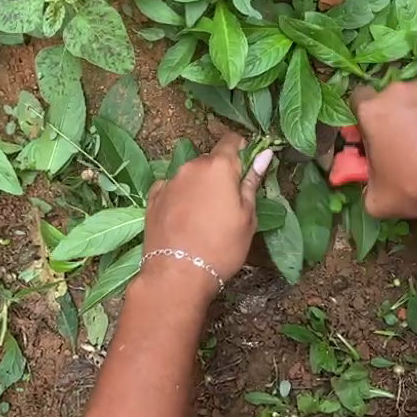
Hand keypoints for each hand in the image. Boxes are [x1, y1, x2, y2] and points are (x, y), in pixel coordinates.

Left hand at [141, 134, 270, 295]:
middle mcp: (191, 166)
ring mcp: (169, 182)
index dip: (243, 152)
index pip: (232, 140)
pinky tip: (184, 219)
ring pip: (191, 175)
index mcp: (218, 166)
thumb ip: (252, 182)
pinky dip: (180, 197)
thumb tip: (264, 154)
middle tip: (229, 203)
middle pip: (211, 160)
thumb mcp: (247, 217)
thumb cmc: (221, 248)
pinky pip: (172, 189)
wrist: (177, 276)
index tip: (247, 172)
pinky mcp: (153, 198)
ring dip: (200, 186)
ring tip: (205, 217)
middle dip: (221, 174)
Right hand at [352, 60, 416, 217]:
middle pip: (391, 97)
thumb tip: (369, 181)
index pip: (358, 101)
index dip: (365, 119)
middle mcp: (397, 89)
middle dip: (397, 114)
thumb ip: (366, 184)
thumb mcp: (379, 200)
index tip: (376, 136)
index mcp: (372, 111)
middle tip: (410, 142)